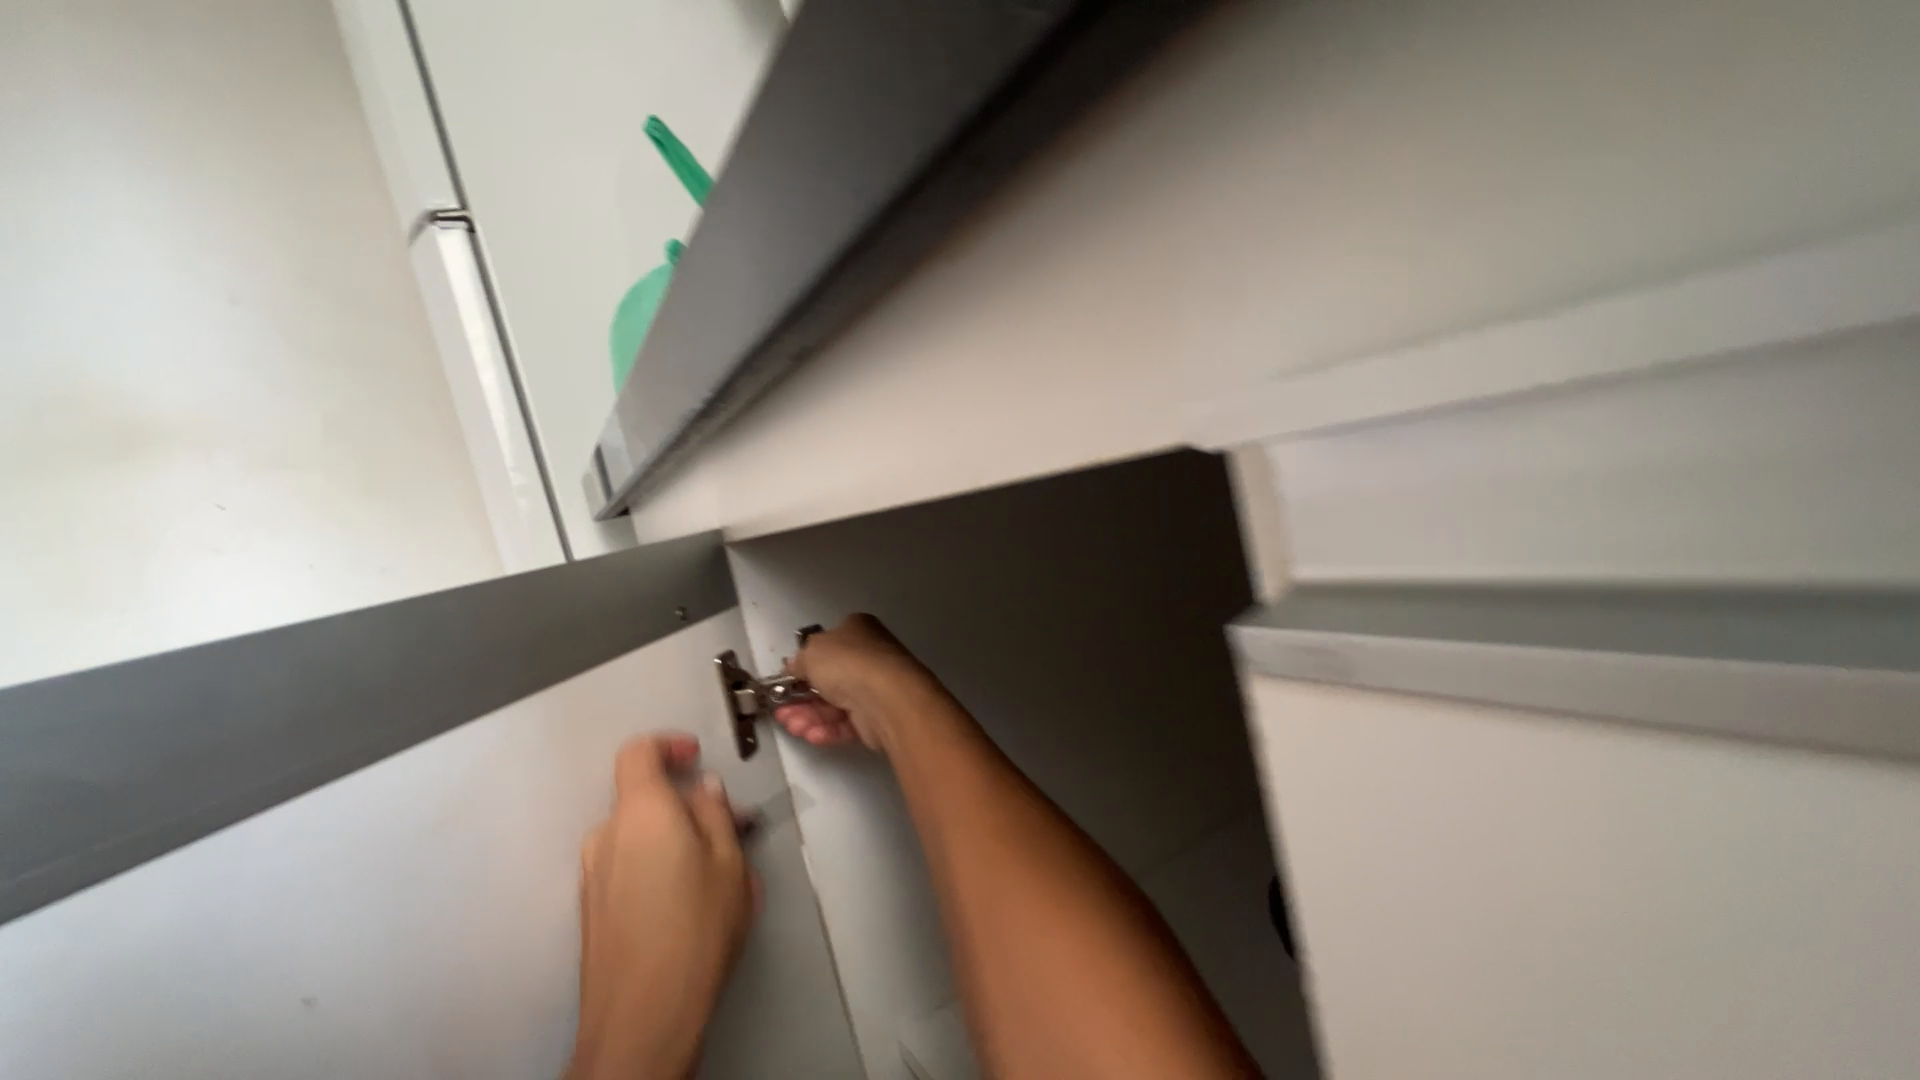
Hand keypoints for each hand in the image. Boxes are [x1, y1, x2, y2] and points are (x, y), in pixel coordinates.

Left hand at [567, 734, 753, 1079]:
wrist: (641, 1015)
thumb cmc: (696, 927)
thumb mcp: (729, 863)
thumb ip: (716, 815)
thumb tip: (704, 790)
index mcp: (641, 812)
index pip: (638, 752)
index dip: (668, 745)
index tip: (695, 756)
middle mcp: (607, 835)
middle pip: (643, 798)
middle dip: (685, 805)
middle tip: (728, 828)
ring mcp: (593, 874)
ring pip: (638, 836)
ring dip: (674, 839)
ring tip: (716, 872)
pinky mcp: (592, 908)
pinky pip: (627, 866)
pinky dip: (656, 866)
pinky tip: (688, 902)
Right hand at [772, 613, 942, 751]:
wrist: (886, 697)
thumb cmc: (847, 663)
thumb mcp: (811, 652)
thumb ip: (798, 660)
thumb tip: (793, 666)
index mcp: (857, 630)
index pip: (827, 644)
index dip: (805, 662)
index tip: (785, 678)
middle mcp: (868, 657)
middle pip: (828, 679)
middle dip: (800, 697)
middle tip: (780, 710)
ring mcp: (874, 689)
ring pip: (834, 704)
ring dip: (808, 716)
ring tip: (791, 726)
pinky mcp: (877, 718)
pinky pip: (847, 723)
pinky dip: (827, 729)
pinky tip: (810, 735)